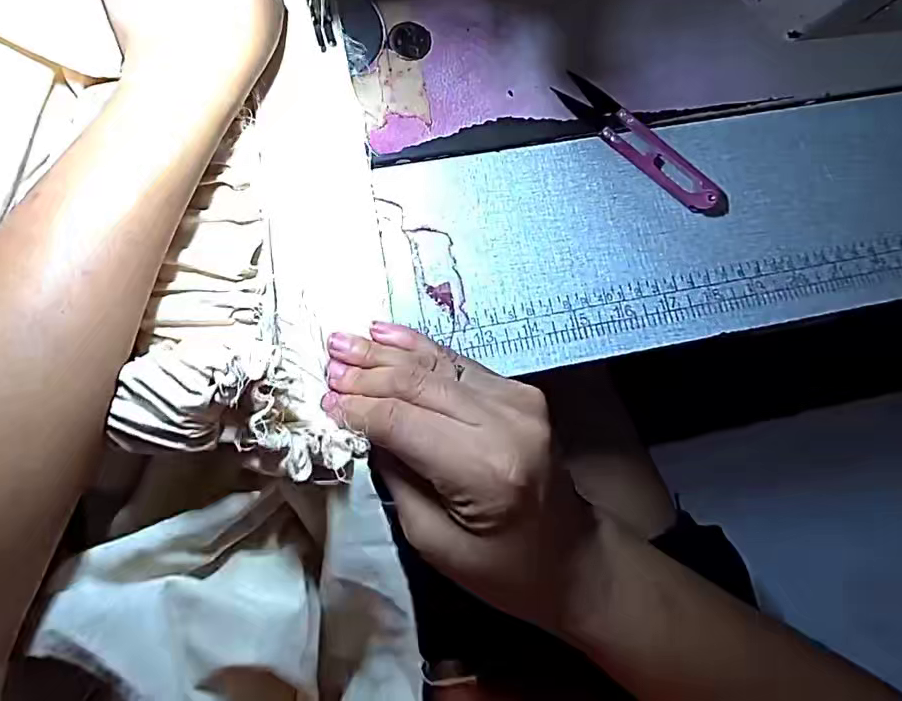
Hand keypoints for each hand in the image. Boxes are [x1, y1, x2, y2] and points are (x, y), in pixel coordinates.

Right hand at [324, 323, 594, 631]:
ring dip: (382, 352)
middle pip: (415, 383)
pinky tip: (382, 333)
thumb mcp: (434, 540)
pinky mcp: (518, 389)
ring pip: (433, 362)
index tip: (324, 402)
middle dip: (364, 374)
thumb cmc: (504, 568)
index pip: (402, 420)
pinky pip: (455, 360)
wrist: (577, 560)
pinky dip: (415, 346)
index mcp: (486, 469)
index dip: (358, 409)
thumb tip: (361, 423)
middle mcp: (505, 422)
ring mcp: (516, 399)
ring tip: (342, 342)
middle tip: (326, 365)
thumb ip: (396, 474)